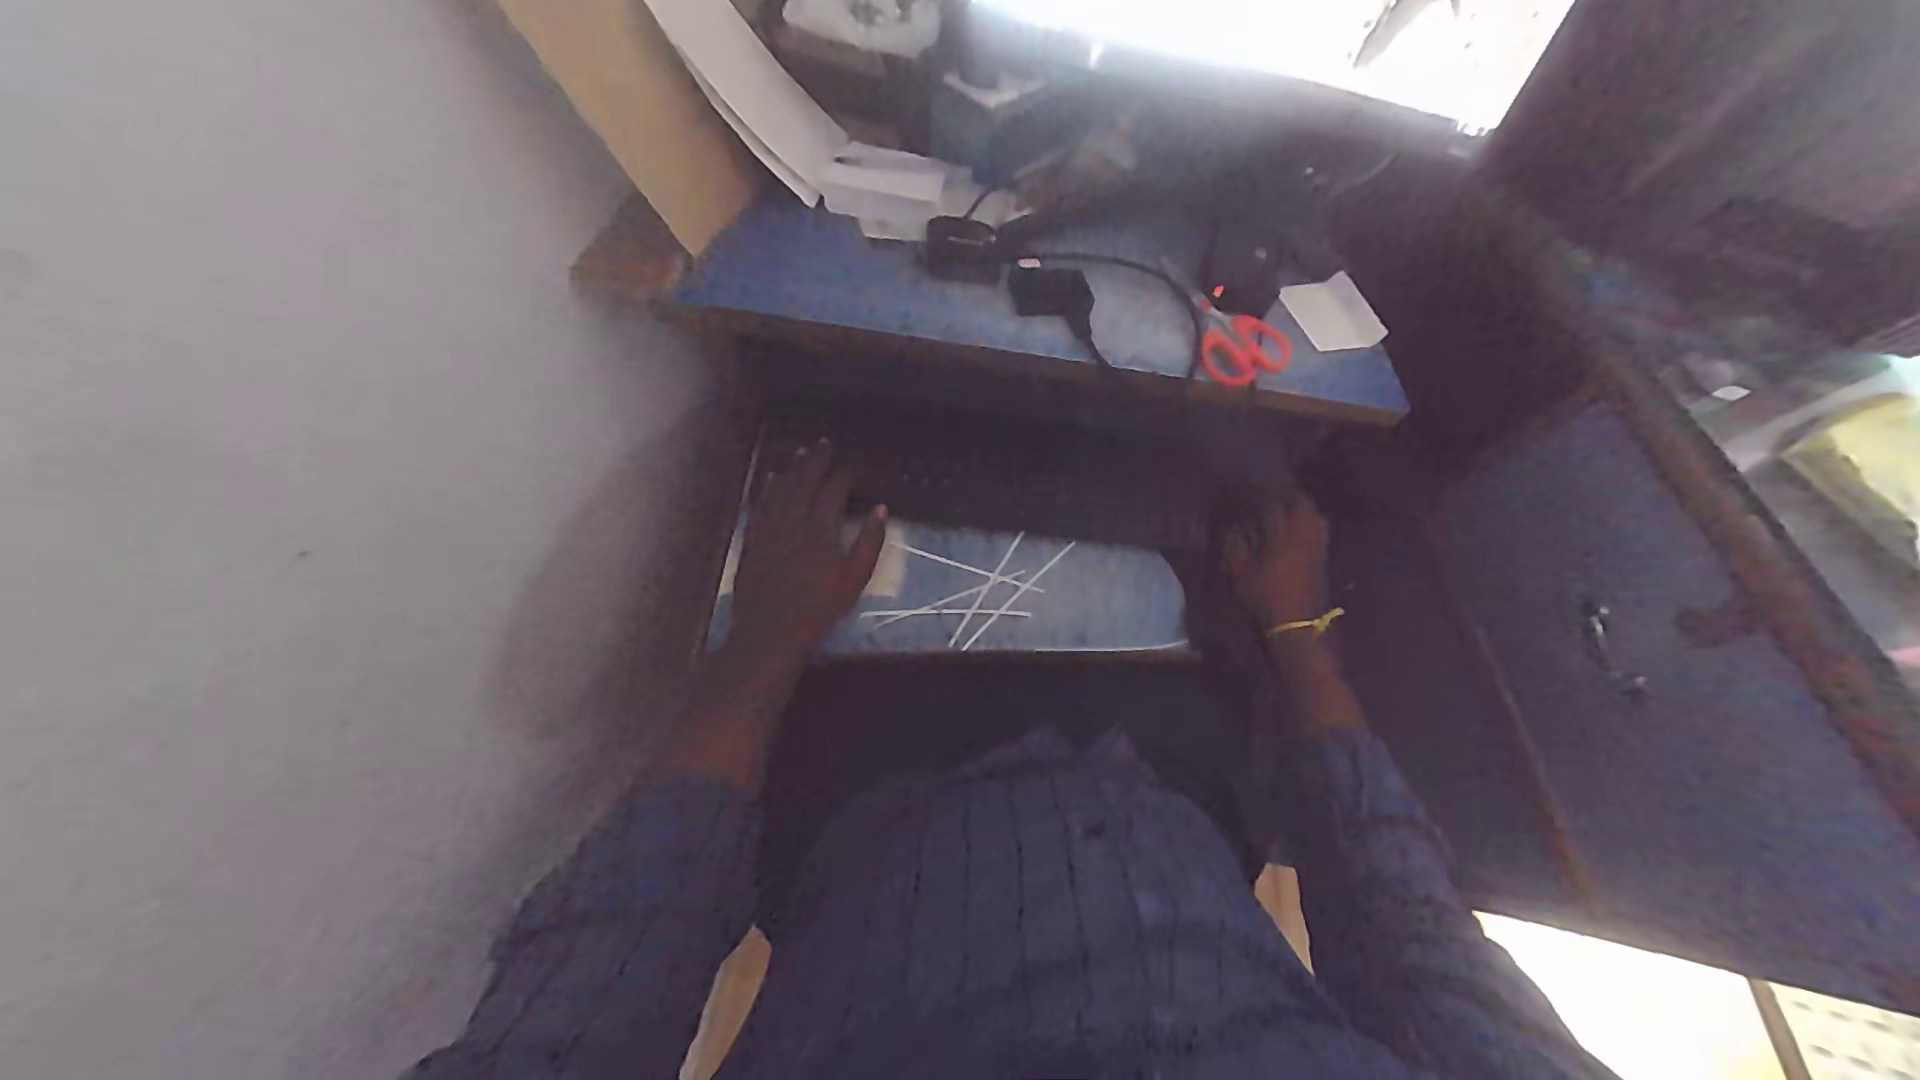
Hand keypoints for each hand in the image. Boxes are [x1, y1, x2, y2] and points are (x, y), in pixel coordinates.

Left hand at [728, 441, 886, 666]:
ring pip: (781, 490)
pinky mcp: (752, 540)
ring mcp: (769, 530)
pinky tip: (773, 480)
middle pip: (804, 483)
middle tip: (824, 444)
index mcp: (821, 533)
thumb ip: (869, 544)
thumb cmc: (819, 610)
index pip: (833, 492)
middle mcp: (793, 523)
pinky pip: (760, 505)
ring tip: (802, 452)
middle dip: (816, 461)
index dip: (843, 475)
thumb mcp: (854, 581)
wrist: (770, 632)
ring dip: (793, 469)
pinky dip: (769, 489)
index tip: (851, 465)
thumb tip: (879, 510)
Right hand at [1223, 496, 1329, 628]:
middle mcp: (1304, 530)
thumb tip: (1234, 526)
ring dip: (1297, 505)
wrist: (1300, 624)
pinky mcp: (1324, 552)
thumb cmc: (1265, 596)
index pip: (1270, 503)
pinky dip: (1306, 518)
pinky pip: (1316, 524)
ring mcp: (1319, 541)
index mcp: (1282, 532)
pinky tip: (1294, 523)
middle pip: (1298, 500)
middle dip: (1282, 494)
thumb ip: (1235, 544)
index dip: (1256, 494)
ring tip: (1280, 506)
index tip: (1243, 490)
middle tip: (1265, 493)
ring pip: (1311, 511)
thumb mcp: (1239, 571)